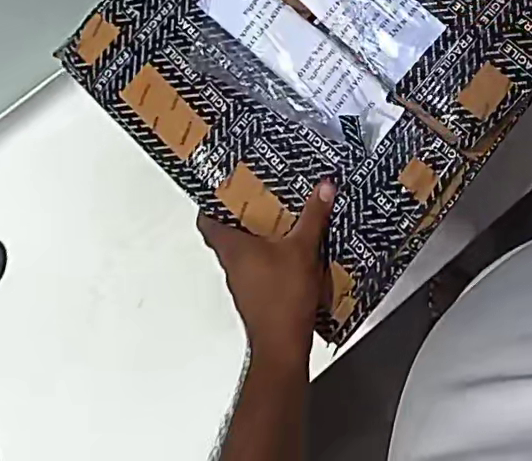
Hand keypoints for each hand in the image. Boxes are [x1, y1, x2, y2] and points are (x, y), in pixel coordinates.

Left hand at [198, 180, 335, 362]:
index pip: (207, 221)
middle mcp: (232, 264)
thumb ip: (314, 215)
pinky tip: (290, 246)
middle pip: (226, 232)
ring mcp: (242, 282)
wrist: (283, 347)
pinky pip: (256, 264)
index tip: (225, 184)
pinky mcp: (255, 294)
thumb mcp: (304, 248)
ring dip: (257, 232)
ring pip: (242, 249)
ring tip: (279, 213)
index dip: (212, 200)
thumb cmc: (284, 296)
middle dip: (242, 212)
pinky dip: (268, 251)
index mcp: (233, 248)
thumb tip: (324, 186)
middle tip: (259, 192)